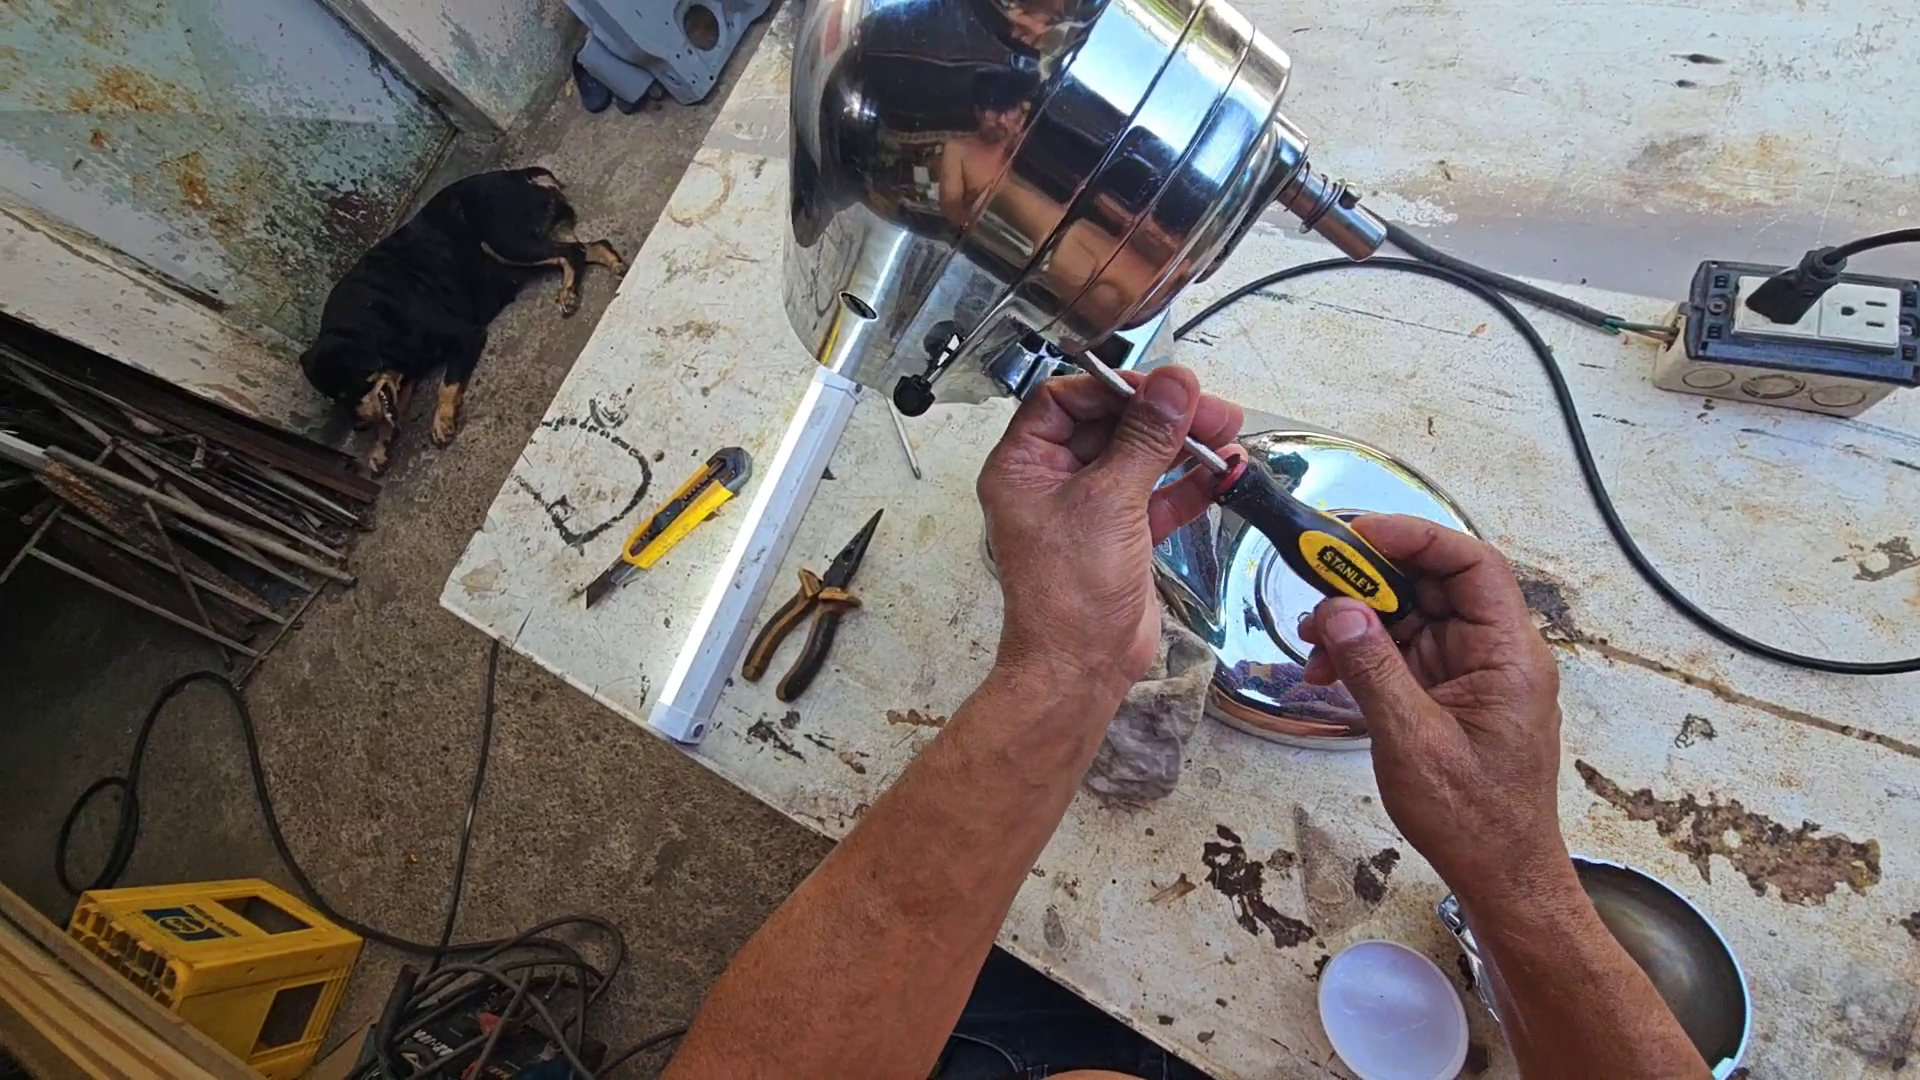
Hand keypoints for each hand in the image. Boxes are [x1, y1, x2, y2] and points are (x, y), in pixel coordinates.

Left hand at [978, 366, 1241, 686]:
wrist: (1082, 665)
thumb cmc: (1069, 590)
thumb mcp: (1108, 501)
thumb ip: (1144, 440)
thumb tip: (1173, 385)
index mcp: (1023, 466)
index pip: (1063, 401)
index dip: (1111, 389)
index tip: (1159, 387)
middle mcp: (1051, 481)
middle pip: (1108, 427)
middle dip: (1160, 417)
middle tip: (1211, 410)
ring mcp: (1088, 507)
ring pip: (1137, 459)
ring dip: (1182, 446)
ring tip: (1229, 433)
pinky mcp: (1121, 533)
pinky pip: (1156, 496)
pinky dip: (1188, 484)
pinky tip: (1224, 471)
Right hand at [1298, 516, 1566, 898]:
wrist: (1494, 872)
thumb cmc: (1472, 816)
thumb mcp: (1414, 742)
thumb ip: (1374, 671)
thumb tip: (1337, 609)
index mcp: (1506, 654)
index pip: (1470, 565)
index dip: (1414, 538)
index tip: (1354, 534)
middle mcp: (1486, 649)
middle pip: (1428, 582)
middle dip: (1367, 577)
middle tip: (1312, 576)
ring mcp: (1459, 667)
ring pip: (1402, 611)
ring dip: (1352, 616)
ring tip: (1310, 637)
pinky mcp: (1435, 685)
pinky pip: (1390, 646)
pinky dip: (1353, 649)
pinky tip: (1323, 670)